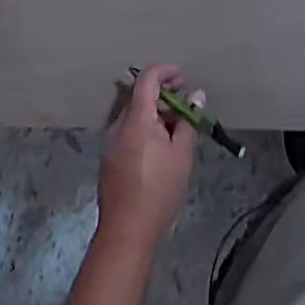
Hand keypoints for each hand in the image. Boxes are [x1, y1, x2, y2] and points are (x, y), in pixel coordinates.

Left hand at [96, 64, 199, 247]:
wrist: (127, 232)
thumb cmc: (159, 189)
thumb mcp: (182, 152)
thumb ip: (189, 120)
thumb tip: (196, 96)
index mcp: (135, 121)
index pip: (146, 80)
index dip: (165, 72)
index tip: (183, 78)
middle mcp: (118, 128)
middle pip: (139, 97)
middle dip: (163, 96)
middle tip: (186, 108)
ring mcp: (110, 145)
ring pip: (133, 116)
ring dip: (155, 114)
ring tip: (178, 131)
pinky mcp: (109, 160)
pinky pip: (128, 132)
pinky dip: (145, 129)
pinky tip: (161, 149)